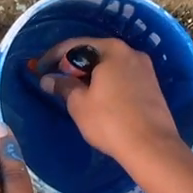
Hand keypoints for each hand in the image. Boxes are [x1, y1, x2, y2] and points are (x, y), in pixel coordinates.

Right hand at [38, 38, 184, 168]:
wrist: (153, 147)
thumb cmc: (111, 121)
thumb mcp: (79, 104)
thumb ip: (63, 86)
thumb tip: (48, 79)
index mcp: (112, 49)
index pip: (75, 44)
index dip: (53, 56)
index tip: (40, 69)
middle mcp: (130, 52)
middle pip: (94, 52)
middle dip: (73, 65)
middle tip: (57, 81)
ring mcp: (145, 68)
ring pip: (110, 65)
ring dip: (91, 74)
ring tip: (76, 91)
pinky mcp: (152, 86)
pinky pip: (122, 76)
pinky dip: (107, 82)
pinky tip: (99, 99)